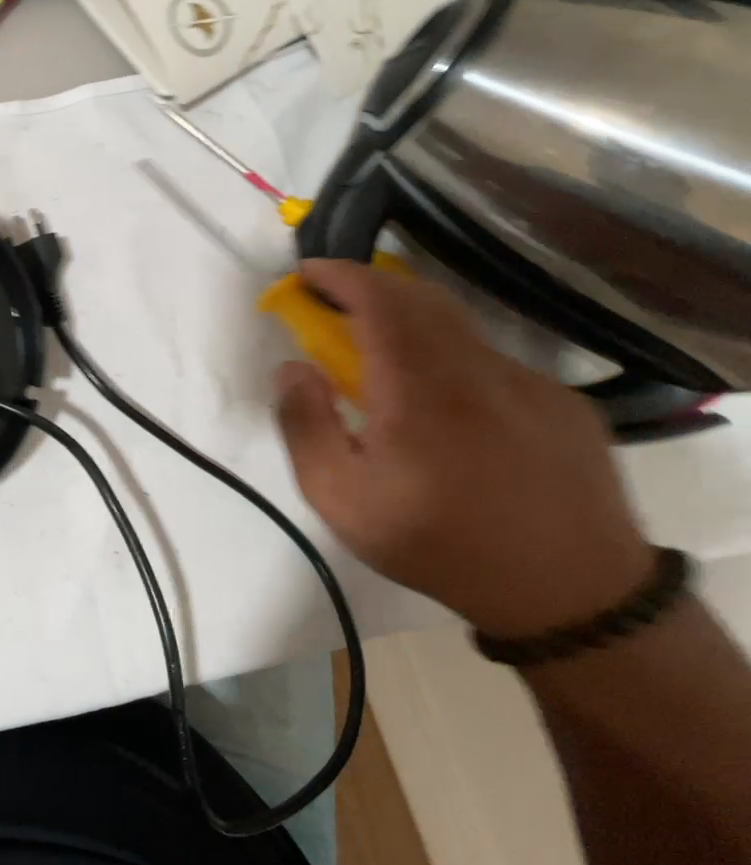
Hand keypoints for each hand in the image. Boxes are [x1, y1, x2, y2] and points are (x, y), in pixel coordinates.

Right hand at [274, 260, 654, 638]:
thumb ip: (304, 424)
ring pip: (461, 331)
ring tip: (380, 357)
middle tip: (331, 304)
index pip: (382, 303)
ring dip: (411, 324)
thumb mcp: (339, 497)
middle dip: (372, 288)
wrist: (569, 593)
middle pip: (424, 301)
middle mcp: (479, 372)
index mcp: (420, 391)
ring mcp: (530, 385)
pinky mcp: (563, 404)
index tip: (308, 271)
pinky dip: (452, 360)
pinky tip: (443, 407)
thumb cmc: (435, 543)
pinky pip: (494, 364)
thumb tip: (294, 368)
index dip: (343, 276)